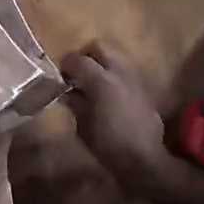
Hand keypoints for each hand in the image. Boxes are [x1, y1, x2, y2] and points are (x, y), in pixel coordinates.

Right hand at [59, 41, 171, 186]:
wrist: (143, 157)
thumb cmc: (108, 144)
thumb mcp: (83, 125)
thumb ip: (75, 103)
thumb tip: (67, 91)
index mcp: (101, 80)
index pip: (77, 59)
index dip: (65, 65)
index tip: (59, 75)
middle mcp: (120, 71)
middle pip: (99, 46)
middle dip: (85, 56)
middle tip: (77, 73)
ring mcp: (135, 76)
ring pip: (115, 55)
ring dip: (102, 63)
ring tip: (93, 82)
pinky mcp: (144, 85)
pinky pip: (125, 70)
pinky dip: (114, 74)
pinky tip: (108, 92)